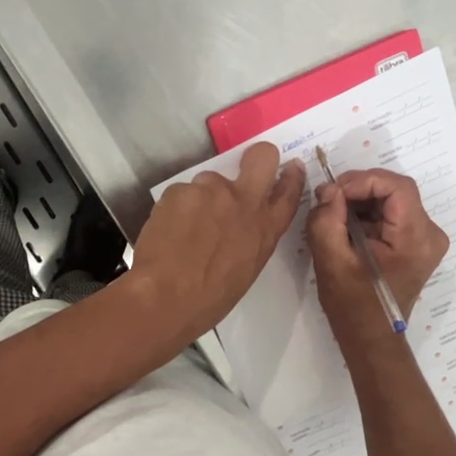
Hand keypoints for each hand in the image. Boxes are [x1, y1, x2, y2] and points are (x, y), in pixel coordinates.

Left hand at [125, 142, 304, 343]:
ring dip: (200, 198)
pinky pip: (179, 194)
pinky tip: (166, 232)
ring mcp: (212, 191)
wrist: (166, 297)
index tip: (289, 167)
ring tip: (183, 229)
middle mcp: (244, 201)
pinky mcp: (180, 190)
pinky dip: (174, 209)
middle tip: (242, 169)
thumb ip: (250, 241)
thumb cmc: (209, 299)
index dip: (290, 176)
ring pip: (209, 181)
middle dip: (256, 157)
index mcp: (265, 229)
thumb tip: (241, 231)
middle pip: (262, 156)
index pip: (288, 191)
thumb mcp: (245, 272)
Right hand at [307, 168, 449, 354]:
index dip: (361, 180)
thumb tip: (328, 190)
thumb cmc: (352, 306)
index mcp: (417, 238)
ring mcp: (424, 240)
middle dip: (357, 192)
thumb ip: (326, 220)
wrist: (370, 339)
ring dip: (359, 204)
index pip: (396, 186)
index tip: (331, 192)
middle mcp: (429, 234)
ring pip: (391, 202)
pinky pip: (390, 217)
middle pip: (394, 192)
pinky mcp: (414, 245)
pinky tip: (344, 230)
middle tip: (326, 203)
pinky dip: (365, 217)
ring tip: (332, 218)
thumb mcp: (332, 262)